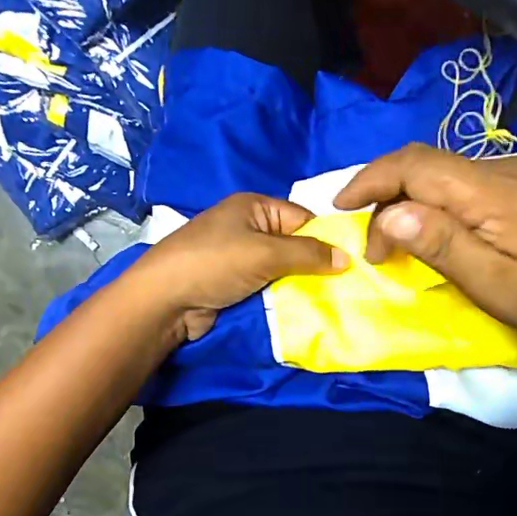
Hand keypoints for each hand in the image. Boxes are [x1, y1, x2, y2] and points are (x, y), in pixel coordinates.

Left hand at [128, 193, 348, 341]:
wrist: (165, 299)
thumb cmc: (214, 263)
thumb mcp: (265, 253)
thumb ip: (307, 254)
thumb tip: (347, 259)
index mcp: (254, 207)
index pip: (302, 218)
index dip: (325, 239)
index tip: (351, 262)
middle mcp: (247, 227)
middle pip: (293, 244)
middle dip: (314, 265)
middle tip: (344, 286)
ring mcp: (238, 257)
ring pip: (281, 269)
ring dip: (298, 284)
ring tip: (329, 300)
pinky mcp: (232, 284)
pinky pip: (265, 286)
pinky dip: (280, 296)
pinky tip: (301, 308)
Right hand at [333, 144, 516, 346]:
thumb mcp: (496, 285)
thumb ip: (443, 245)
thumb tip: (390, 214)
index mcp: (492, 191)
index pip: (414, 166)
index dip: (370, 182)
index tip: (341, 213)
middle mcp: (500, 168)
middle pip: (422, 162)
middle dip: (383, 194)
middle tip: (374, 247)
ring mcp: (513, 173)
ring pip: (438, 171)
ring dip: (404, 199)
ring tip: (394, 242)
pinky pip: (458, 181)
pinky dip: (428, 201)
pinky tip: (428, 230)